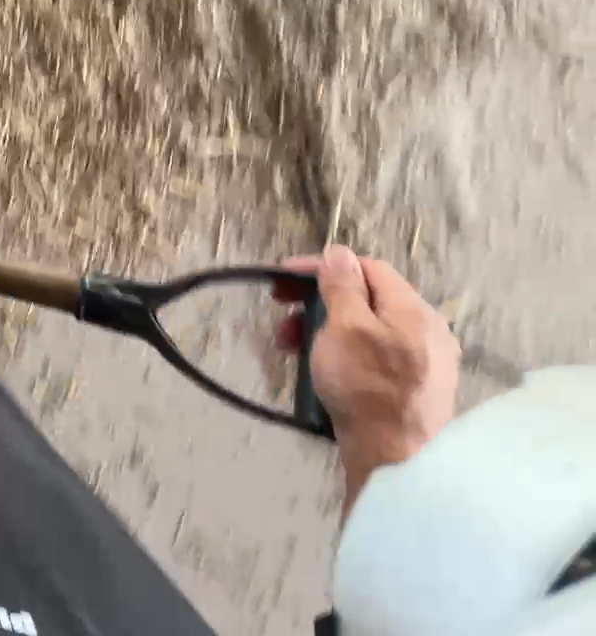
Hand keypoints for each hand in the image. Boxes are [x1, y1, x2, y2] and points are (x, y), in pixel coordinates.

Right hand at [278, 246, 459, 512]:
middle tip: (280, 309)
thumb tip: (339, 254)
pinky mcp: (412, 380)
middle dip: (315, 298)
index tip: (282, 277)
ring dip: (320, 324)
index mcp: (412, 310)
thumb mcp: (344, 326)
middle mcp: (424, 328)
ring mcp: (422, 356)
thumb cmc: (364, 383)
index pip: (366, 268)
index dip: (322, 266)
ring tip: (290, 343)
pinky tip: (318, 360)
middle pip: (363, 296)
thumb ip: (343, 287)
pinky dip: (337, 345)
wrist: (394, 451)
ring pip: (362, 323)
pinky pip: (369, 347)